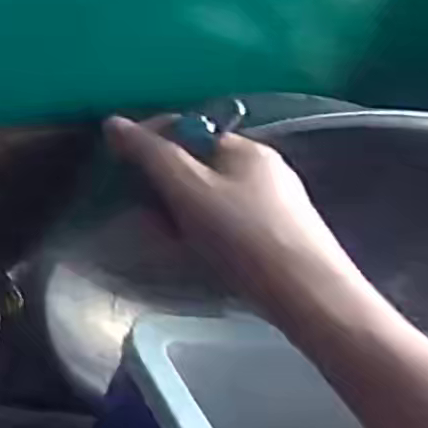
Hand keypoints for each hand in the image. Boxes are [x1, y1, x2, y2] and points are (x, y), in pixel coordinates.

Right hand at [103, 115, 368, 319]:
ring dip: (175, 208)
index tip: (122, 164)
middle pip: (192, 162)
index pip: (183, 127)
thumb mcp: (185, 187)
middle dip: (160, 181)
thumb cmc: (244, 237)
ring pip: (204, 193)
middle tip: (142, 207)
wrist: (315, 305)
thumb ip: (146, 151)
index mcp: (245, 149)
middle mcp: (263, 169)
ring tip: (164, 234)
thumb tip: (113, 122)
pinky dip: (198, 229)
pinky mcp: (277, 237)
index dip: (147, 140)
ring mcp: (274, 204)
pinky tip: (193, 250)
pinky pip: (222, 219)